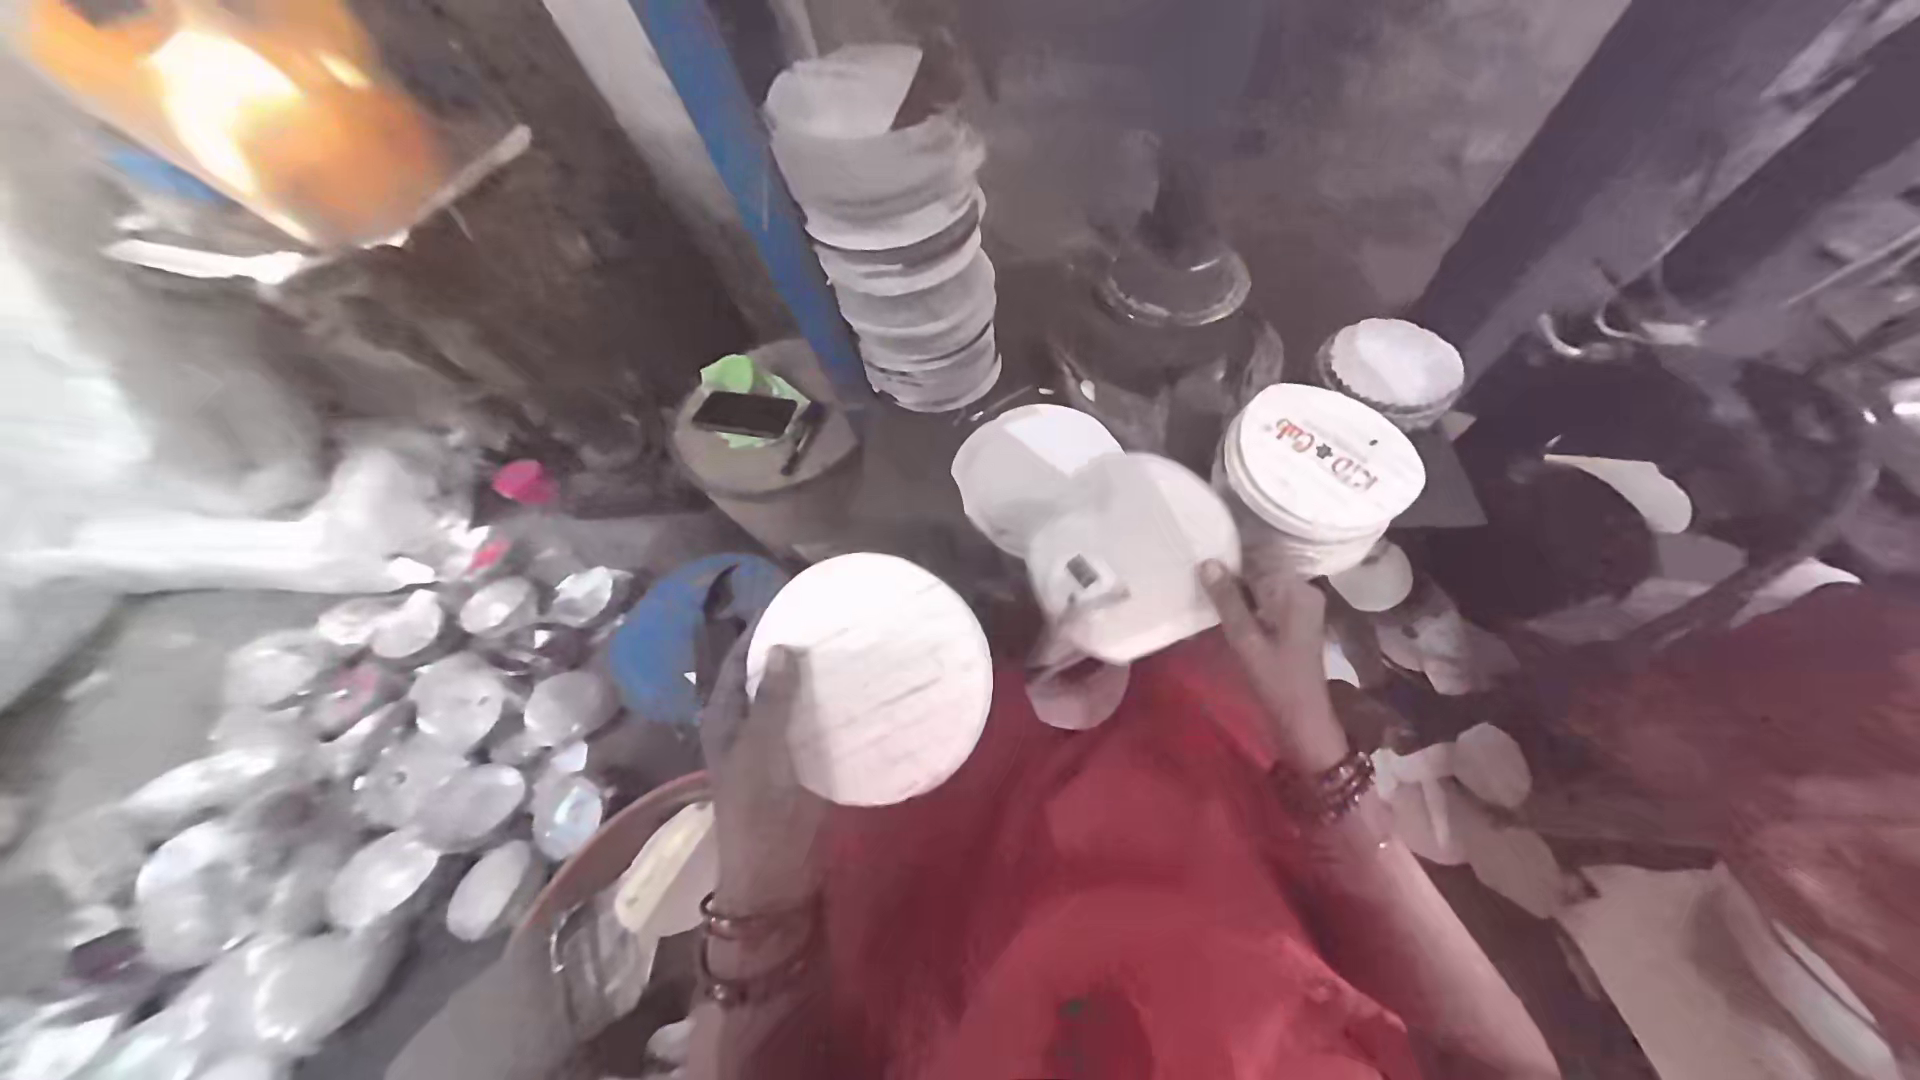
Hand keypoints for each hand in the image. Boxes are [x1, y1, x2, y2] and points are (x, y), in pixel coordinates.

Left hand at [699, 630, 825, 909]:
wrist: (776, 867)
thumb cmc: (756, 805)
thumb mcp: (760, 748)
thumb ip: (771, 698)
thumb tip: (781, 646)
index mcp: (725, 717)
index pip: (736, 662)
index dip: (756, 633)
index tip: (787, 603)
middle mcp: (749, 723)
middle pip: (767, 676)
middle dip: (790, 650)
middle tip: (826, 619)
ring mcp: (777, 740)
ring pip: (794, 696)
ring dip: (813, 674)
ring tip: (845, 644)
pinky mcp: (804, 756)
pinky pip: (816, 719)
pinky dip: (830, 701)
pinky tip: (856, 685)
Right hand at [1200, 560, 1349, 772]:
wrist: (1303, 716)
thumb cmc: (1276, 679)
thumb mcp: (1245, 639)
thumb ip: (1227, 600)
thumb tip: (1207, 562)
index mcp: (1297, 591)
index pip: (1258, 559)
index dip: (1229, 560)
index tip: (1201, 562)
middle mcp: (1304, 591)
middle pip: (1261, 569)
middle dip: (1232, 574)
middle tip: (1199, 578)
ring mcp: (1302, 604)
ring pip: (1262, 584)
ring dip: (1237, 588)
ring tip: (1206, 589)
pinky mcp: (1295, 617)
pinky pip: (1267, 597)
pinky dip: (1247, 600)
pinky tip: (1225, 607)